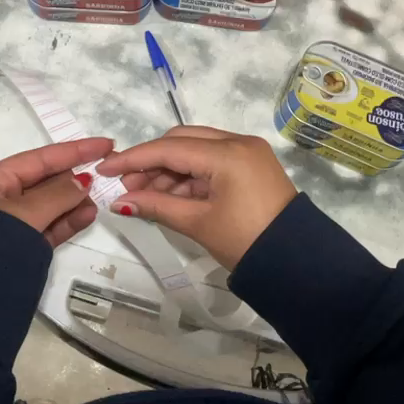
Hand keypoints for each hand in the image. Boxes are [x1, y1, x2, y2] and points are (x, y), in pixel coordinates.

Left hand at [0, 137, 113, 247]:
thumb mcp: (24, 215)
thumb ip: (57, 195)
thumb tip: (83, 181)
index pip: (39, 159)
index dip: (73, 150)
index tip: (105, 144)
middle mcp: (2, 200)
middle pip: (46, 180)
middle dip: (76, 176)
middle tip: (108, 172)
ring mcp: (13, 225)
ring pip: (51, 206)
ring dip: (75, 201)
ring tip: (100, 199)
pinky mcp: (23, 248)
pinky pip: (50, 228)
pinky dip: (69, 221)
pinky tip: (88, 215)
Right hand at [96, 126, 297, 268]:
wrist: (297, 262)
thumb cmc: (246, 241)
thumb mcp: (198, 223)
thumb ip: (157, 206)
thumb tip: (121, 201)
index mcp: (227, 154)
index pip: (169, 149)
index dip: (134, 158)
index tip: (106, 169)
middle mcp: (238, 142)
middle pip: (182, 141)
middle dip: (153, 163)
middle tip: (129, 189)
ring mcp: (248, 151)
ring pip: (196, 150)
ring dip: (171, 171)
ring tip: (148, 198)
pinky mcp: (252, 163)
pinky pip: (212, 160)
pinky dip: (190, 176)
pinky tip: (172, 197)